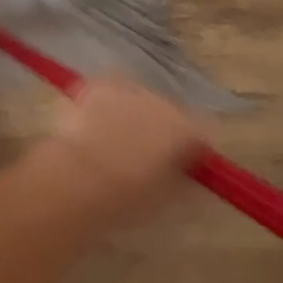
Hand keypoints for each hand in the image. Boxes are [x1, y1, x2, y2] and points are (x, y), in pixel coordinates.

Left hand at [46, 77, 205, 212]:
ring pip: (140, 98)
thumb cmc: (126, 197)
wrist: (78, 178)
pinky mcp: (100, 84)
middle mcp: (162, 101)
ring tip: (115, 141)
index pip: (203, 133)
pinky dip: (108, 103)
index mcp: (185, 129)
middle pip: (171, 112)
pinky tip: (96, 124)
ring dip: (135, 114)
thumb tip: (185, 170)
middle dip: (162, 130)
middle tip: (145, 156)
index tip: (185, 166)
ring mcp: (129, 88)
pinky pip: (111, 90)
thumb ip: (183, 177)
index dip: (194, 149)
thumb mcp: (166, 198)